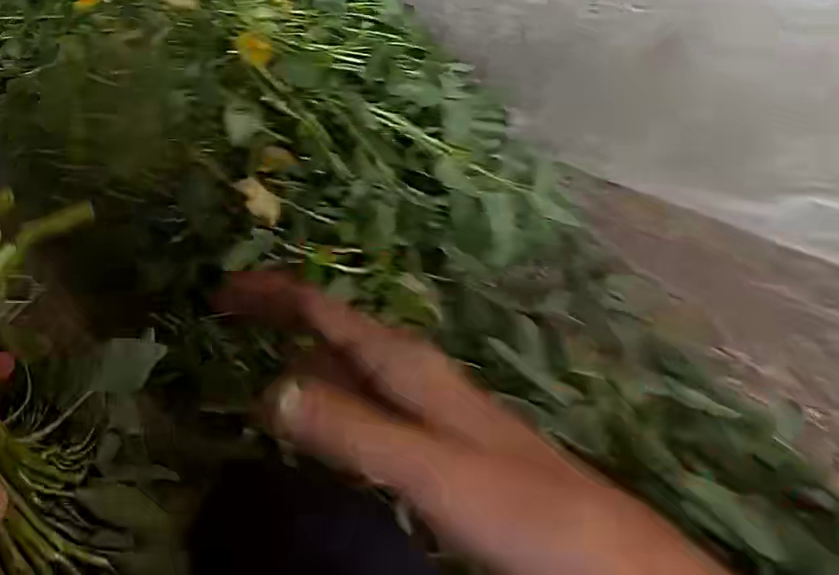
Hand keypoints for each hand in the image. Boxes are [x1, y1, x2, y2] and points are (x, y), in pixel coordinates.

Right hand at [215, 271, 728, 574]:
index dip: (265, 291)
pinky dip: (319, 394)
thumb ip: (351, 429)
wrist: (623, 571)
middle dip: (272, 311)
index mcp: (400, 359)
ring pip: (339, 362)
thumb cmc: (527, 509)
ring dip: (292, 351)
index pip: (317, 304)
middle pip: (324, 324)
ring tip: (248, 358)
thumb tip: (265, 390)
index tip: (215, 292)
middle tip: (221, 318)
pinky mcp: (430, 440)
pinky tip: (309, 420)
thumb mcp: (431, 468)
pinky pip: (355, 400)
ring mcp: (419, 404)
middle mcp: (405, 369)